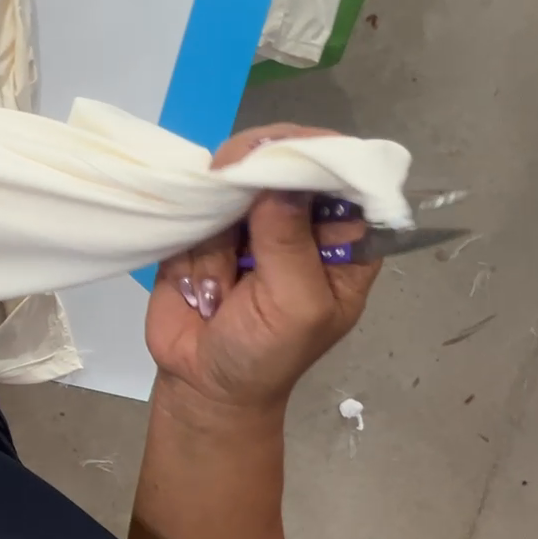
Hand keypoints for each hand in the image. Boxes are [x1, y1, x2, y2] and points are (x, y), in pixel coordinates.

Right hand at [145, 125, 380, 416]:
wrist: (200, 382)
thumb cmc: (265, 354)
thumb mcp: (296, 307)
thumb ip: (289, 247)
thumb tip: (279, 184)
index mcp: (340, 242)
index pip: (346, 181)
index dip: (323, 158)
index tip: (289, 156)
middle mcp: (294, 224)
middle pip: (288, 167)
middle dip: (264, 164)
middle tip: (236, 169)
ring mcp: (244, 227)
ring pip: (237, 181)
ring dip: (222, 194)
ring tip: (214, 228)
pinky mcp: (201, 233)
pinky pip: (196, 205)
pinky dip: (191, 209)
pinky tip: (191, 232)